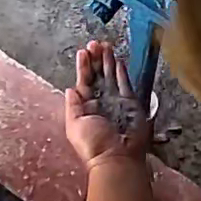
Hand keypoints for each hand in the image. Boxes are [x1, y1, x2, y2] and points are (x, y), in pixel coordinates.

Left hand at [64, 40, 150, 168]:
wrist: (117, 158)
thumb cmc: (94, 144)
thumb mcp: (74, 125)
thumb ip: (72, 106)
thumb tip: (70, 89)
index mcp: (86, 106)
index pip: (84, 80)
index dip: (84, 66)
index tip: (84, 51)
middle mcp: (102, 100)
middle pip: (98, 74)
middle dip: (96, 58)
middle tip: (96, 42)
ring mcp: (117, 100)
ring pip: (111, 75)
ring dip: (108, 60)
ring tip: (106, 45)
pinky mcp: (131, 102)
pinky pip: (125, 83)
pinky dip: (121, 72)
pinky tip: (118, 60)